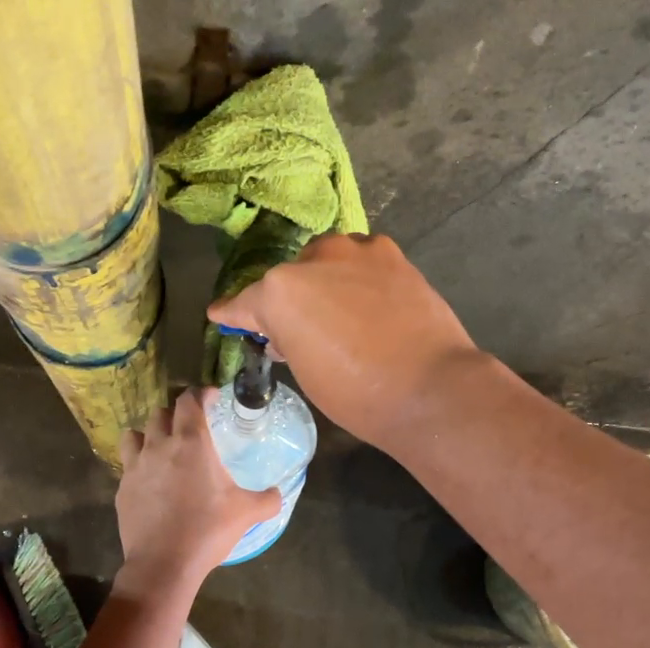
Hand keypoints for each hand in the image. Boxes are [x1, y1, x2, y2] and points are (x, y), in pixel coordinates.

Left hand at [115, 388, 282, 588]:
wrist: (164, 563)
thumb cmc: (207, 530)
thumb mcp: (246, 513)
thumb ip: (267, 499)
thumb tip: (279, 495)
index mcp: (191, 443)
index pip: (189, 400)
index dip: (200, 394)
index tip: (211, 397)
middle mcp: (159, 446)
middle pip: (161, 412)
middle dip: (176, 413)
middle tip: (190, 426)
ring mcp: (136, 466)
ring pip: (135, 433)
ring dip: (149, 434)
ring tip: (162, 447)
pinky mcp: (122, 488)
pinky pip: (127, 464)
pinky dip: (138, 463)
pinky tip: (149, 480)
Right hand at [207, 233, 494, 449]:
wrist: (428, 388)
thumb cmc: (356, 394)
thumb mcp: (305, 373)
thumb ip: (287, 341)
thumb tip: (287, 333)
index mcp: (280, 291)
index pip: (244, 303)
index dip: (233, 315)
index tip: (221, 315)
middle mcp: (314, 259)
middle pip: (288, 277)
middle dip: (287, 299)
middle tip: (296, 331)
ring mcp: (357, 251)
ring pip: (326, 262)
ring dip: (323, 282)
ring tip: (334, 314)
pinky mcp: (393, 255)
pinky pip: (361, 263)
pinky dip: (356, 279)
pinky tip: (366, 305)